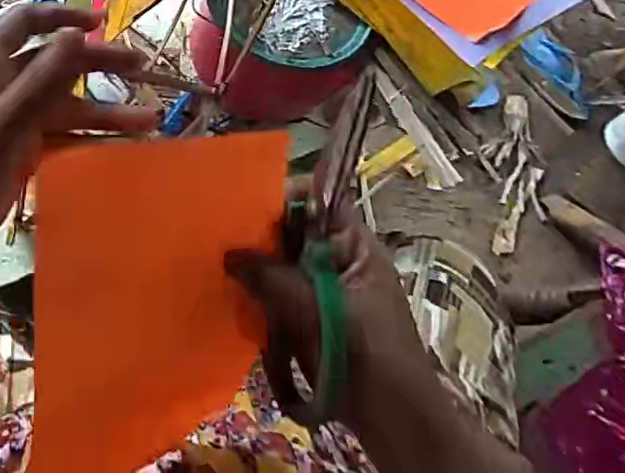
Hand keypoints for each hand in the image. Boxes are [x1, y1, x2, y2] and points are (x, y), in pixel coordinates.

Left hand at [0, 4, 156, 269]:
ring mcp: (9, 118)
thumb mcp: (0, 126)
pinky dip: (89, 136)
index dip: (63, 16)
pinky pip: (59, 133)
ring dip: (103, 107)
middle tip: (140, 66)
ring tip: (149, 116)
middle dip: (96, 62)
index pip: (26, 22)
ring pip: (63, 102)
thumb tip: (78, 33)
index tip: (103, 22)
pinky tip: (121, 144)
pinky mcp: (17, 149)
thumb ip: (41, 81)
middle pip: (54, 62)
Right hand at [224, 187, 451, 453]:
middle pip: (293, 232)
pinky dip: (263, 298)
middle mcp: (340, 259)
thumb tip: (229, 254)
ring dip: (257, 270)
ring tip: (225, 270)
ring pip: (283, 264)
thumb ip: (273, 279)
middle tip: (224, 239)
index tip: (244, 207)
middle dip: (260, 237)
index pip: (315, 201)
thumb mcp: (320, 311)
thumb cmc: (370, 357)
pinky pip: (282, 295)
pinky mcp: (315, 318)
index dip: (281, 197)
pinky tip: (240, 302)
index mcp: (354, 245)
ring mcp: (327, 290)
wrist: (400, 427)